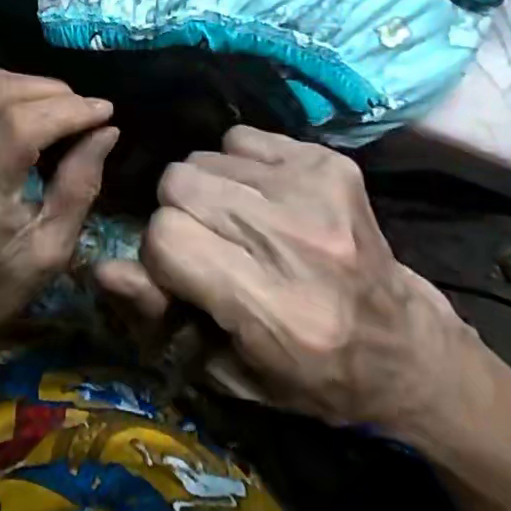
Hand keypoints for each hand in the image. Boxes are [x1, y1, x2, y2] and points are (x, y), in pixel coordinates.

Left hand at [0, 69, 117, 383]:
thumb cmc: (1, 280)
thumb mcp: (53, 249)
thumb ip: (79, 187)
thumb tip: (106, 131)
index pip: (18, 128)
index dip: (67, 110)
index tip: (105, 112)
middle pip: (0, 95)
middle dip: (54, 92)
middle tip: (87, 112)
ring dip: (32, 85)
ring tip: (63, 109)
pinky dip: (8, 90)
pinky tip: (30, 109)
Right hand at [97, 126, 472, 430]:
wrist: (408, 350)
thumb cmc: (309, 372)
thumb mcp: (225, 366)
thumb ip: (157, 314)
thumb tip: (102, 268)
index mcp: (273, 308)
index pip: (168, 237)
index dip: (161, 254)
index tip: (183, 274)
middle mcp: (298, 243)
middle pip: (179, 183)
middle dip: (178, 212)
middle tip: (209, 242)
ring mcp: (318, 194)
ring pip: (204, 157)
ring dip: (207, 187)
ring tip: (240, 221)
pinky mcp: (331, 164)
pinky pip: (240, 137)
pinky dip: (238, 163)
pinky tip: (265, 197)